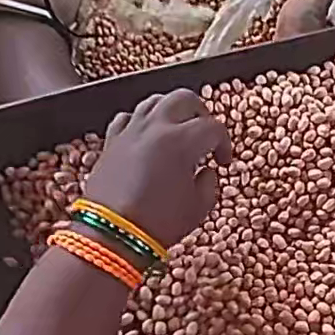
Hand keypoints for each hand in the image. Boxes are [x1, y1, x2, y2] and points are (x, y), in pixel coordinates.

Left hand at [81, 89, 228, 248]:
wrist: (113, 235)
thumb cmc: (159, 224)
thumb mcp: (198, 208)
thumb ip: (209, 184)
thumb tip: (207, 172)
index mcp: (183, 141)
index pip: (213, 128)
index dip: (224, 144)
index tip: (223, 161)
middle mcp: (156, 127)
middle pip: (184, 99)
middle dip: (201, 113)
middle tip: (205, 134)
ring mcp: (130, 131)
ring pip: (154, 102)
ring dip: (171, 111)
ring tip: (178, 130)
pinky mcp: (111, 142)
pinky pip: (128, 118)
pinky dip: (142, 122)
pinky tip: (147, 136)